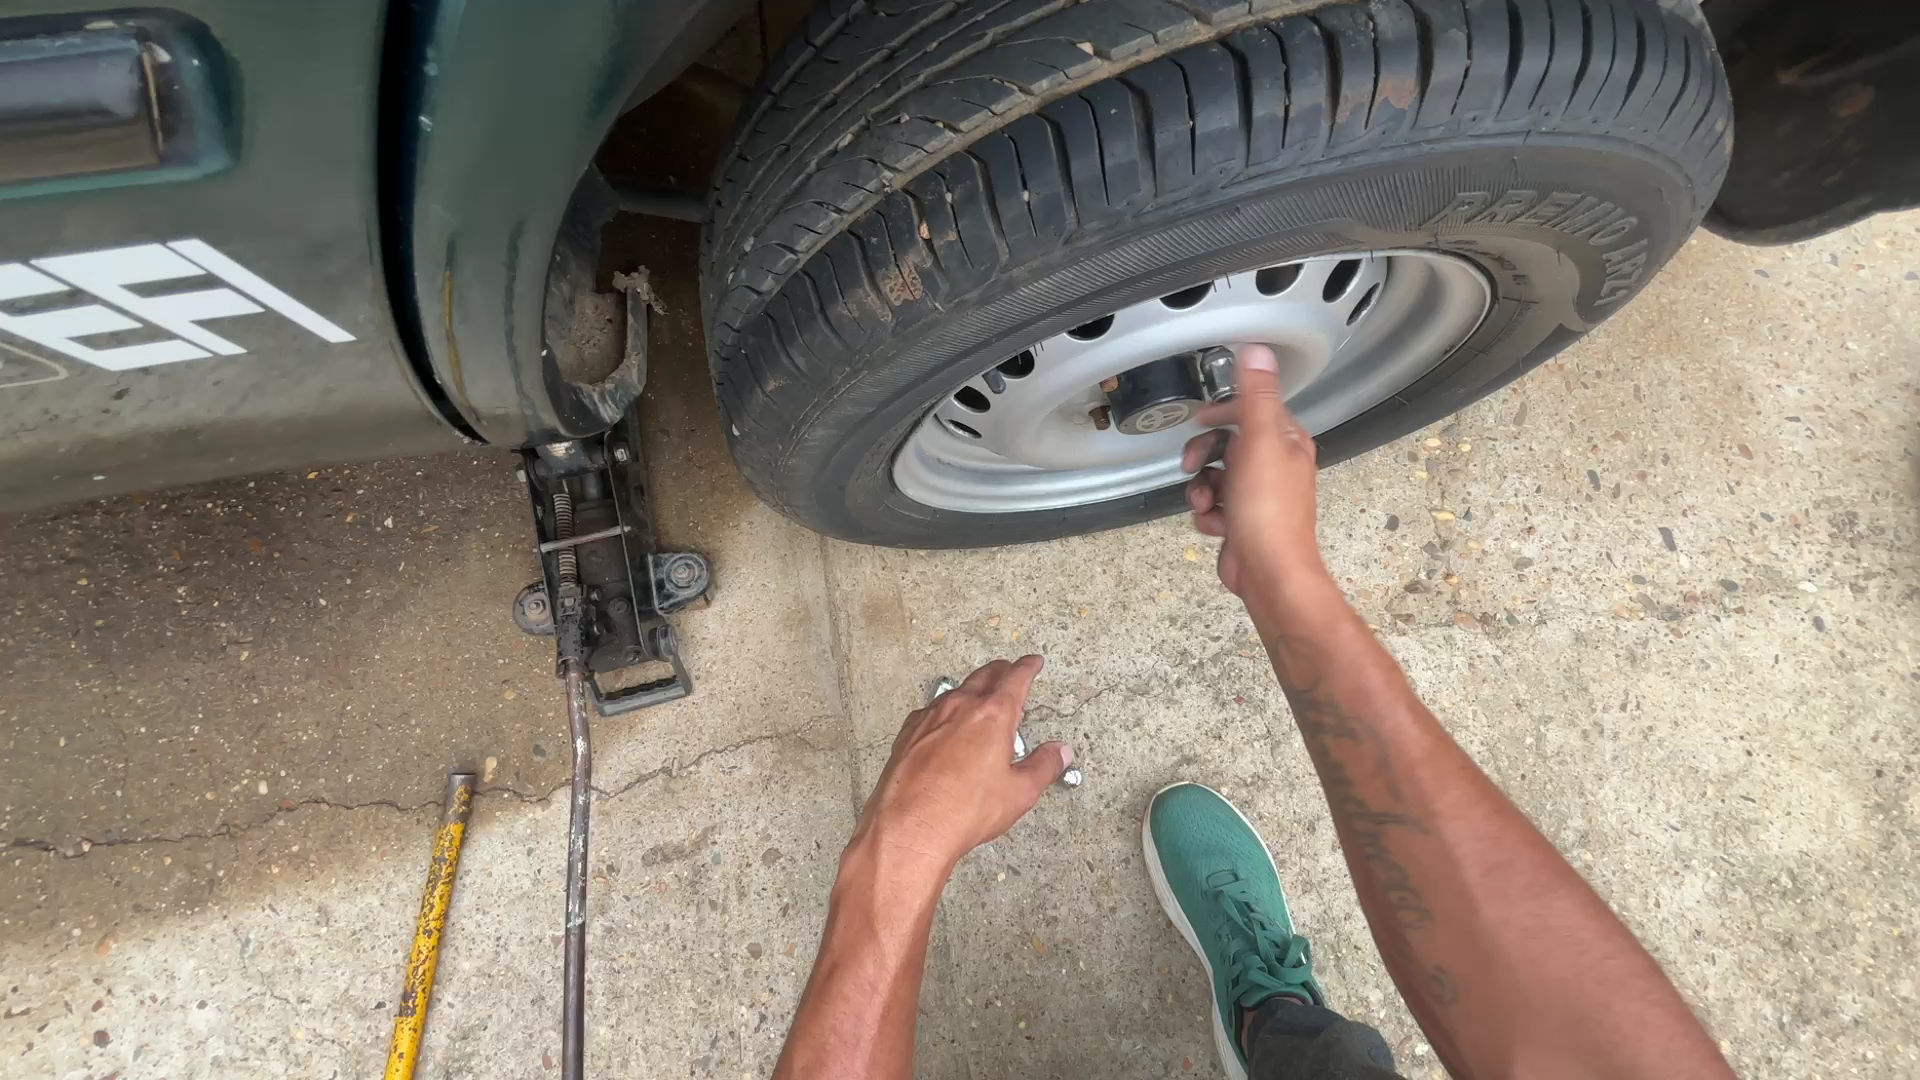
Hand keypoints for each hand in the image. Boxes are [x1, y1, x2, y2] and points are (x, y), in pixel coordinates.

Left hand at [850, 656, 1072, 876]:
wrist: (910, 825)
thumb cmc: (961, 809)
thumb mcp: (1018, 792)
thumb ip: (1043, 767)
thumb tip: (1059, 753)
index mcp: (992, 714)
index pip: (1016, 678)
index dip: (1028, 667)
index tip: (1033, 662)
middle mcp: (960, 707)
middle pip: (985, 675)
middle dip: (1001, 670)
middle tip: (1010, 671)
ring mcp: (931, 717)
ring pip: (957, 690)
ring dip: (972, 689)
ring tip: (980, 699)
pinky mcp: (910, 732)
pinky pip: (932, 709)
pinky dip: (946, 710)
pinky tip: (947, 725)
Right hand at [1181, 344, 1332, 598]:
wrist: (1268, 570)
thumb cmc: (1267, 509)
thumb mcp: (1260, 441)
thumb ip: (1255, 396)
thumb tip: (1257, 350)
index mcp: (1286, 443)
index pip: (1251, 412)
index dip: (1222, 414)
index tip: (1200, 420)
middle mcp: (1275, 466)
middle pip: (1225, 445)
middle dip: (1203, 457)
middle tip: (1191, 467)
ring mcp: (1257, 496)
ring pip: (1213, 478)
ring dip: (1201, 490)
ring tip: (1208, 505)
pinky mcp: (1241, 522)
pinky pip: (1213, 507)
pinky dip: (1208, 516)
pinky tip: (1216, 526)